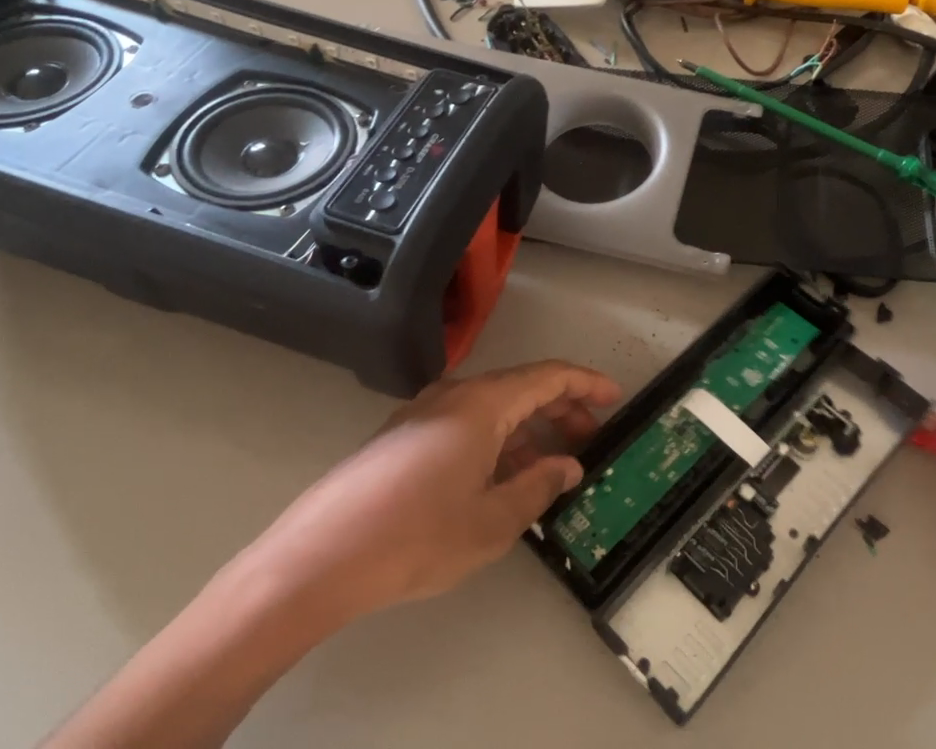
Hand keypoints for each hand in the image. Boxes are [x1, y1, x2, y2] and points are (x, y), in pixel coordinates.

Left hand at [231, 361, 619, 633]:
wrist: (319, 558)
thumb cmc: (417, 537)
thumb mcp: (492, 520)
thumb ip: (538, 487)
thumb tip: (567, 466)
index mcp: (481, 404)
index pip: (547, 377)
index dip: (586, 384)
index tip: (616, 398)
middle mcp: (452, 397)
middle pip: (520, 389)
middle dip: (561, 409)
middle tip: (592, 439)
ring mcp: (421, 416)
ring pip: (490, 410)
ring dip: (527, 430)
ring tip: (552, 467)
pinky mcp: (401, 439)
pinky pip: (464, 426)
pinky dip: (495, 442)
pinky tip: (501, 479)